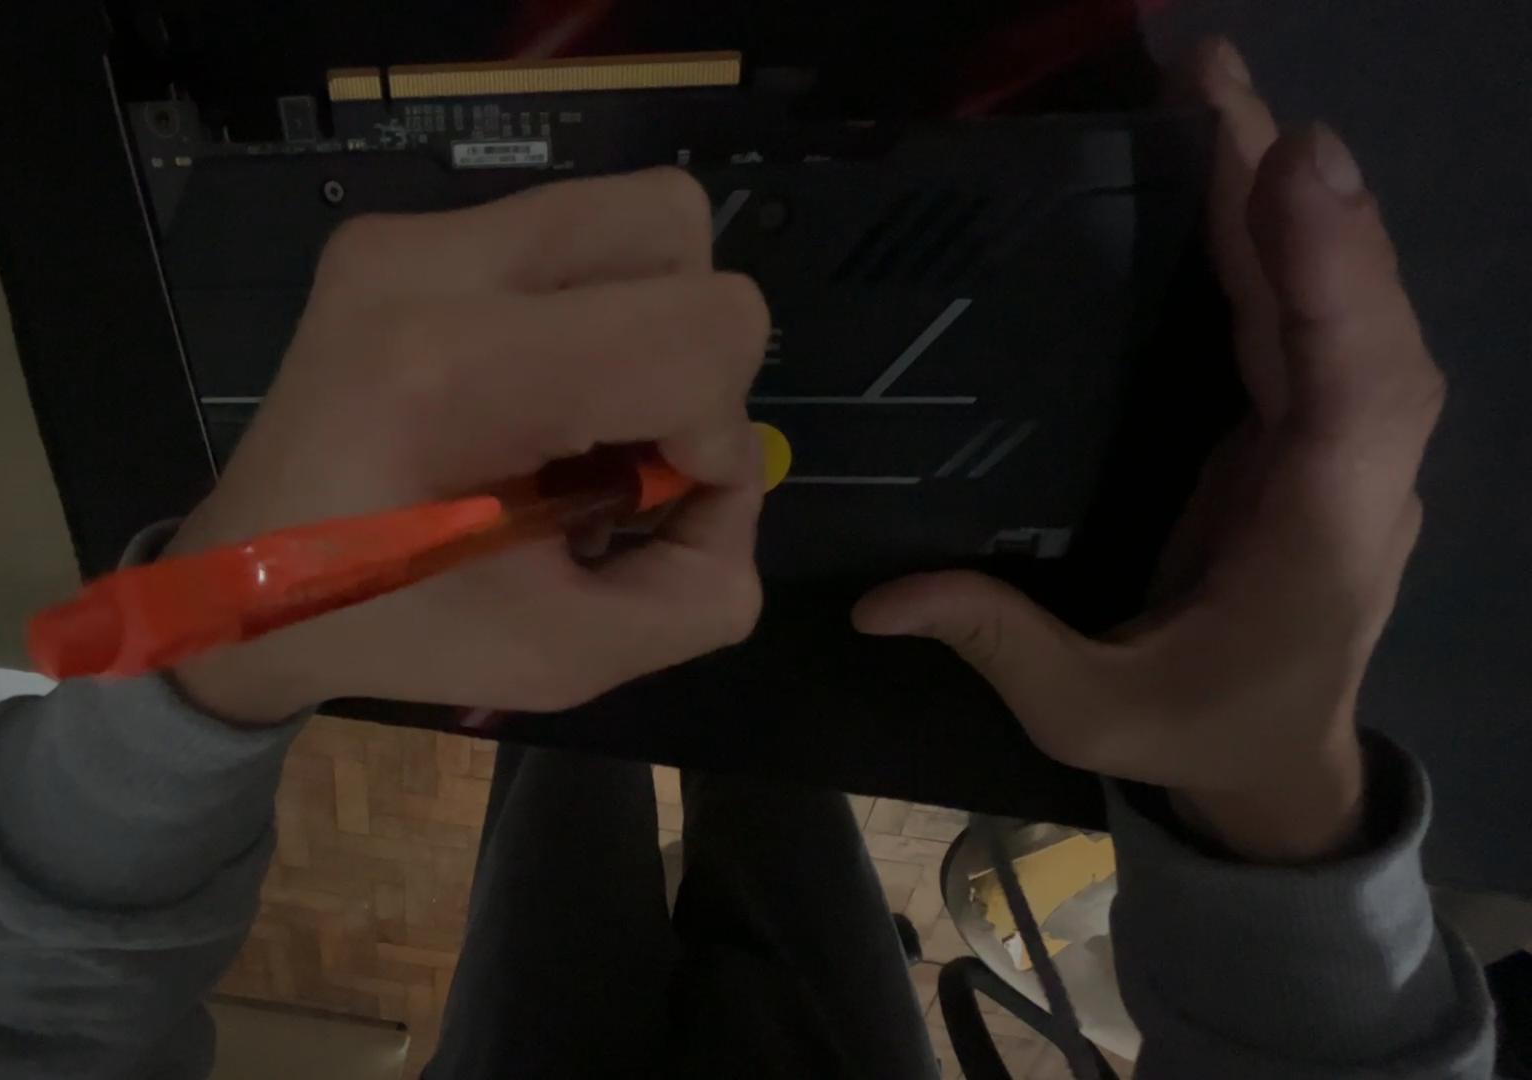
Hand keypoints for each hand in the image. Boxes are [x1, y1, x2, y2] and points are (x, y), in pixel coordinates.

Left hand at [168, 170, 769, 723]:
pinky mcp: (395, 234)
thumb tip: (728, 485)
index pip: (703, 327)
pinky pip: (564, 239)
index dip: (721, 431)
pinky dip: (591, 316)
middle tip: (626, 451)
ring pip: (629, 218)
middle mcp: (430, 264)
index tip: (658, 502)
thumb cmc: (394, 630)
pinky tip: (533, 398)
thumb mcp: (566, 660)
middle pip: (674, 230)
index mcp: (458, 372)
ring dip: (646, 326)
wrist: (245, 585)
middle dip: (692, 359)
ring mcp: (406, 235)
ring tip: (582, 422)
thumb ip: (701, 592)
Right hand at [852, 40, 1444, 862]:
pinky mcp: (1294, 441)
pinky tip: (1226, 199)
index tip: (1283, 161)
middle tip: (1210, 85)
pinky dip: (1273, 250)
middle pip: (1344, 309)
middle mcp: (1345, 470)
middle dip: (1288, 190)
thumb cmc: (1186, 733)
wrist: (1269, 763)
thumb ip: (993, 641)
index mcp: (1316, 533)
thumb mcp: (1080, 705)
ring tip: (1215, 109)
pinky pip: (1299, 327)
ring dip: (1283, 200)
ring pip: (1331, 304)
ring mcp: (1327, 449)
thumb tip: (873, 601)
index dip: (1326, 271)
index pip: (1350, 385)